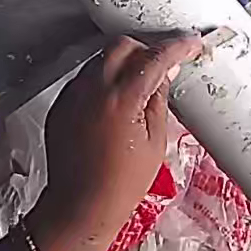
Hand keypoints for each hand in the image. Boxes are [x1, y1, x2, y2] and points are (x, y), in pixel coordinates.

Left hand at [26, 35, 200, 250]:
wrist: (80, 206)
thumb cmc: (122, 183)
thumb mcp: (155, 142)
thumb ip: (159, 100)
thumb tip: (165, 73)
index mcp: (121, 99)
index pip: (154, 58)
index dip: (177, 47)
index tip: (190, 44)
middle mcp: (91, 90)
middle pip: (120, 46)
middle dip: (144, 49)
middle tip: (161, 65)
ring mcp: (71, 96)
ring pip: (99, 60)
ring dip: (121, 64)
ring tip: (137, 87)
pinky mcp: (60, 105)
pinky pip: (83, 80)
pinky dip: (101, 82)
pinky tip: (112, 104)